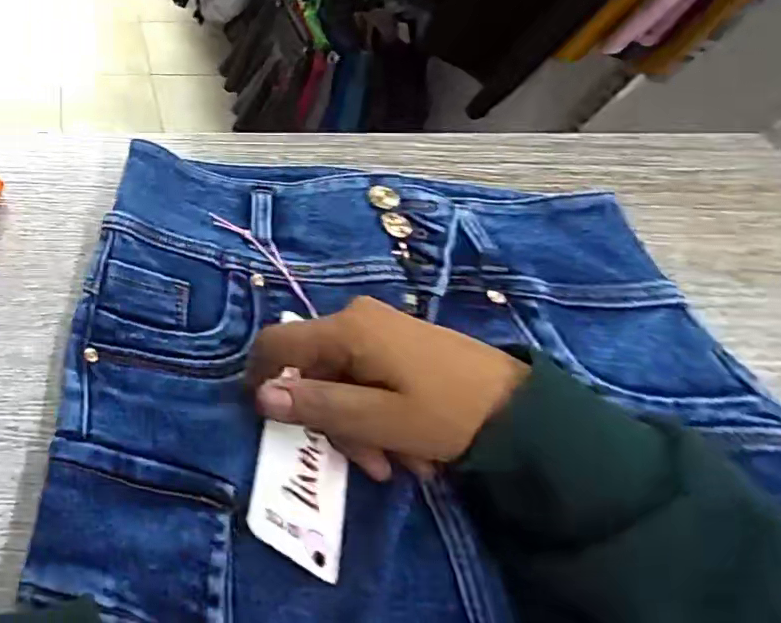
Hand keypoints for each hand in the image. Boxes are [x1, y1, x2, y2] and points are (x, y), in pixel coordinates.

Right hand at [247, 296, 529, 481]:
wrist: (520, 406)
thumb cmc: (447, 412)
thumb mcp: (379, 419)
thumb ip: (318, 405)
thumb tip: (260, 394)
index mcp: (347, 328)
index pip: (278, 341)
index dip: (261, 377)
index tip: (268, 420)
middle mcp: (357, 317)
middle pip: (316, 369)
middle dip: (337, 421)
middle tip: (372, 463)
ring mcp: (380, 326)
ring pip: (344, 379)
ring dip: (363, 426)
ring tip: (403, 462)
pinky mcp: (398, 340)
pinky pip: (369, 375)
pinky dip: (380, 412)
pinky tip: (412, 444)